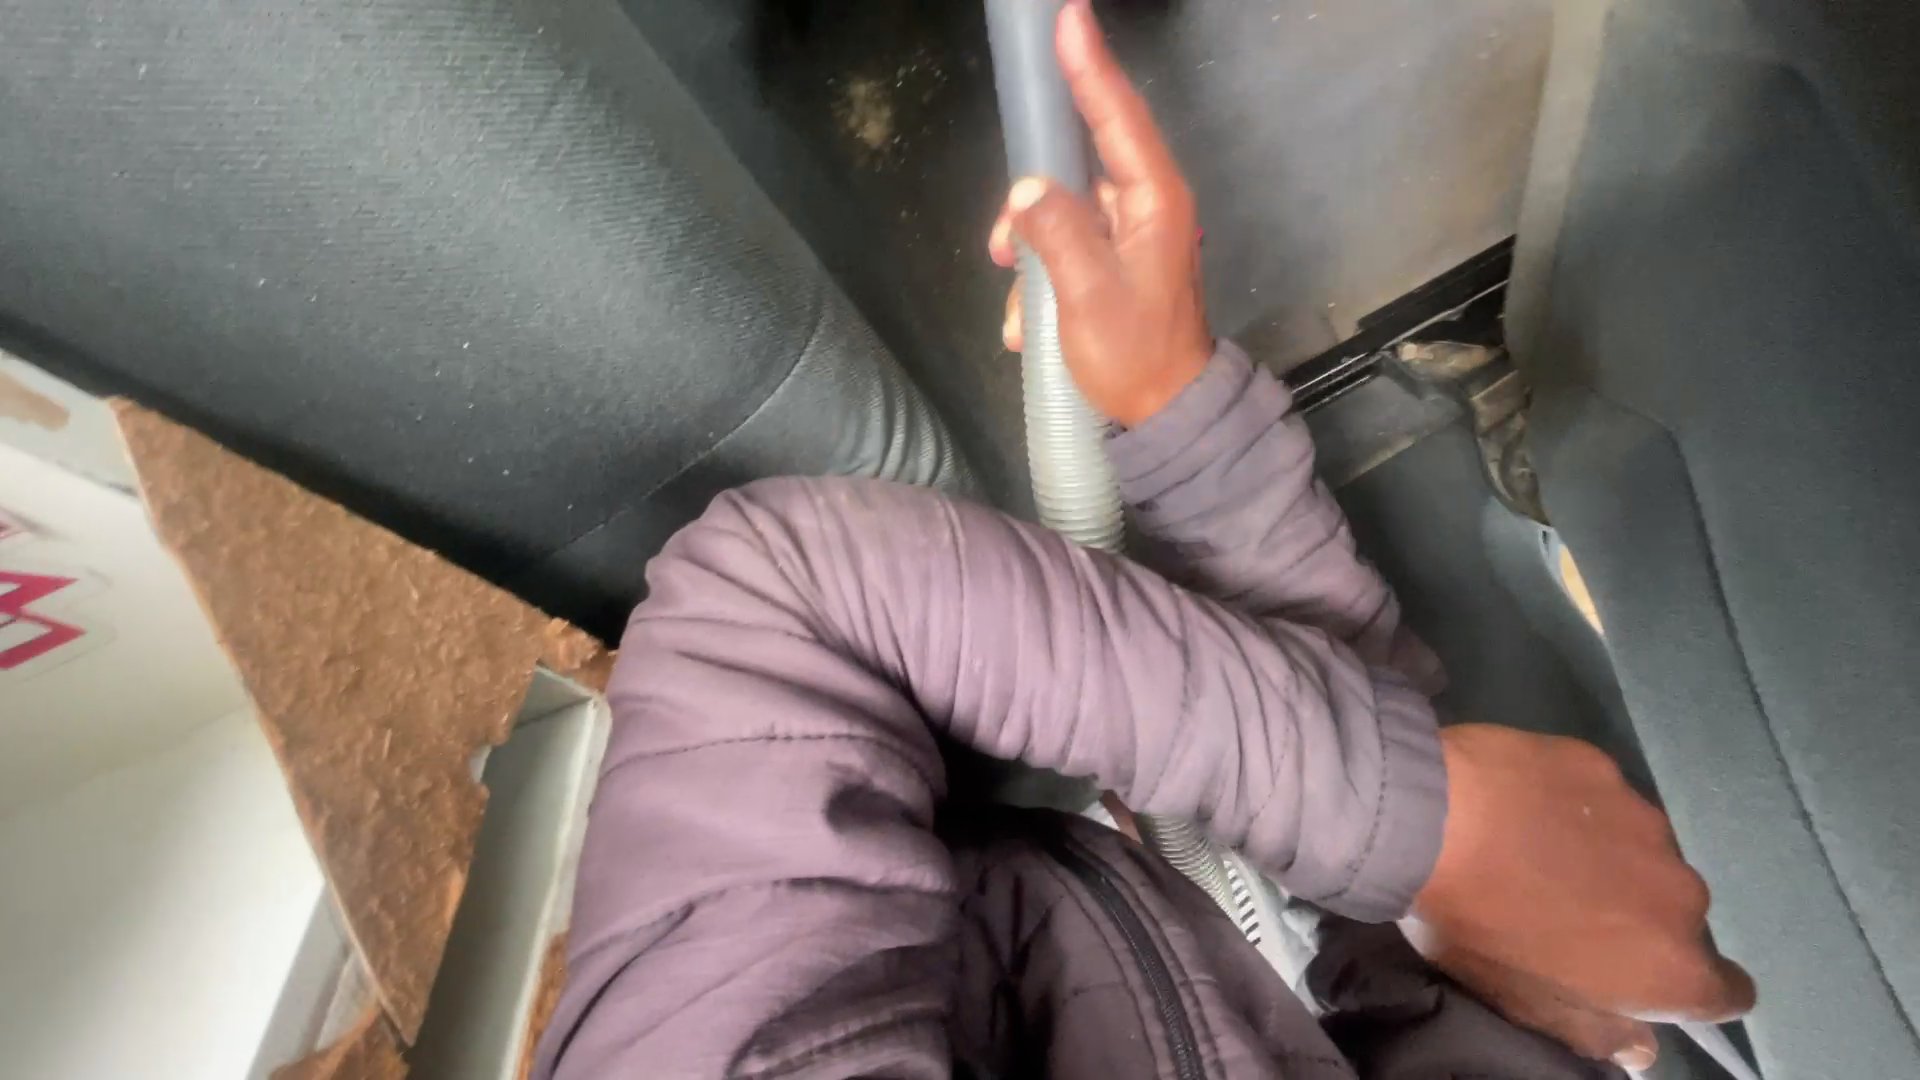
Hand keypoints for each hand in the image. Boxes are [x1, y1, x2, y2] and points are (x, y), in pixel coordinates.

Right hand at [987, 0, 1211, 427]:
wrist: (1163, 413)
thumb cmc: (1133, 354)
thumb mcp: (1087, 295)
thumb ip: (1056, 232)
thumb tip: (1025, 190)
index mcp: (1154, 203)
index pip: (1118, 119)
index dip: (1089, 70)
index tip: (1068, 18)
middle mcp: (1143, 211)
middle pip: (1076, 174)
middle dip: (1031, 209)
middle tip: (1003, 249)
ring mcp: (1127, 243)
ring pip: (1062, 220)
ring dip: (1031, 261)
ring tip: (1020, 311)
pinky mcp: (1112, 272)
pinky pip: (1066, 257)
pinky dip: (1042, 287)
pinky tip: (1029, 326)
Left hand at [1409, 724, 1756, 1069]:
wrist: (1426, 815)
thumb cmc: (1468, 917)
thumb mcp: (1519, 999)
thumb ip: (1591, 1030)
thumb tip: (1636, 1044)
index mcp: (1673, 968)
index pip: (1718, 990)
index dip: (1670, 977)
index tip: (1622, 960)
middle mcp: (1681, 894)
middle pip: (1668, 907)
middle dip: (1625, 904)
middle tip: (1551, 891)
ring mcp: (1641, 819)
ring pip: (1633, 842)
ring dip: (1596, 845)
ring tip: (1524, 836)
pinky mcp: (1595, 762)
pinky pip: (1590, 786)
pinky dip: (1561, 791)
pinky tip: (1512, 791)